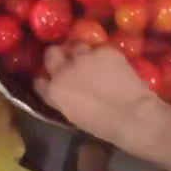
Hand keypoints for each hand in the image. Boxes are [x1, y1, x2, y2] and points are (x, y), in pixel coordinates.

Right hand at [34, 43, 170, 154]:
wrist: (131, 114)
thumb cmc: (102, 124)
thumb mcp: (73, 115)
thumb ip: (62, 99)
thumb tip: (62, 91)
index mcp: (54, 91)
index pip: (39, 80)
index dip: (46, 78)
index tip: (51, 78)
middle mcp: (63, 70)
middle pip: (51, 53)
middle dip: (57, 55)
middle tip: (67, 60)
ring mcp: (83, 58)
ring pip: (75, 45)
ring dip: (79, 52)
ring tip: (90, 59)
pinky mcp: (103, 50)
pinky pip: (98, 48)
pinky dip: (102, 55)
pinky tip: (110, 63)